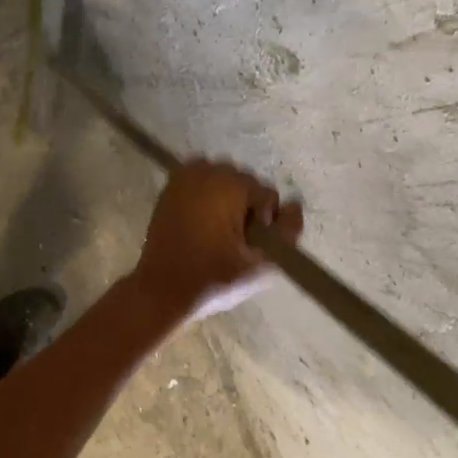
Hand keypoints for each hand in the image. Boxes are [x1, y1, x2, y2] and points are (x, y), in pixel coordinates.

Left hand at [130, 159, 303, 321]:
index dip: (265, 223)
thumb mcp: (263, 264)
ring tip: (220, 229)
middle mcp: (208, 170)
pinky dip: (207, 190)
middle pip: (245, 181)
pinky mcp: (171, 184)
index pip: (267, 195)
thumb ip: (287, 232)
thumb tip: (294, 203)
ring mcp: (185, 174)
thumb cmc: (215, 278)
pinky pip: (200, 177)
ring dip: (228, 196)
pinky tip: (204, 217)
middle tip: (236, 238)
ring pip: (223, 176)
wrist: (163, 287)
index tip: (249, 245)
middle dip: (246, 205)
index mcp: (231, 185)